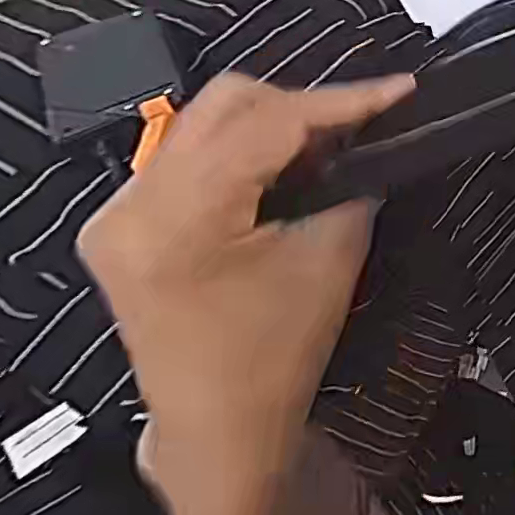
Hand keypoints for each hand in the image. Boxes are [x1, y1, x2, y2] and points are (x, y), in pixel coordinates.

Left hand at [78, 73, 414, 469]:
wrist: (219, 426)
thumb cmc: (277, 354)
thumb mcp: (331, 258)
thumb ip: (350, 186)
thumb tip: (360, 145)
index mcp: (180, 216)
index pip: (269, 123)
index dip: (342, 100)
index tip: (398, 88)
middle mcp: (130, 202)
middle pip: (225, 103)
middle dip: (303, 103)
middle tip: (359, 122)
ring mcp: (117, 211)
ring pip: (205, 123)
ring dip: (273, 124)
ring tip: (327, 144)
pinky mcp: (122, 223)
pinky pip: (189, 156)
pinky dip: (243, 150)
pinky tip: (281, 169)